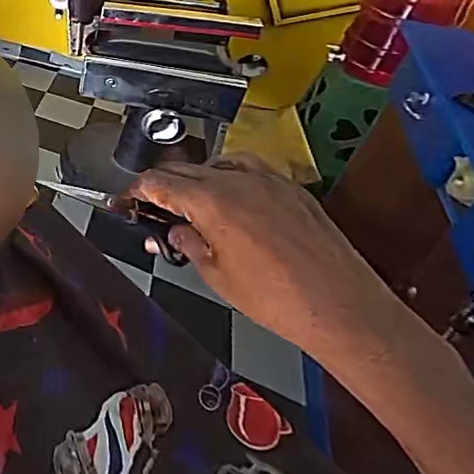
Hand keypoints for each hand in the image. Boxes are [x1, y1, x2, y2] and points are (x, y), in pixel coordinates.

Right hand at [130, 155, 417, 365]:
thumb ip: (188, 243)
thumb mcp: (215, 275)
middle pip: (182, 169)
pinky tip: (232, 200)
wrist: (345, 309)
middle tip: (153, 208)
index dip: (136, 191)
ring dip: (195, 179)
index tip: (128, 200)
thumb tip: (177, 231)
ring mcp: (267, 180)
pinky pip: (248, 169)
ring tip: (192, 205)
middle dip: (161, 186)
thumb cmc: (280, 299)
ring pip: (214, 164)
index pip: (157, 181)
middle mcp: (236, 180)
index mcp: (210, 200)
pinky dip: (229, 178)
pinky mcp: (291, 188)